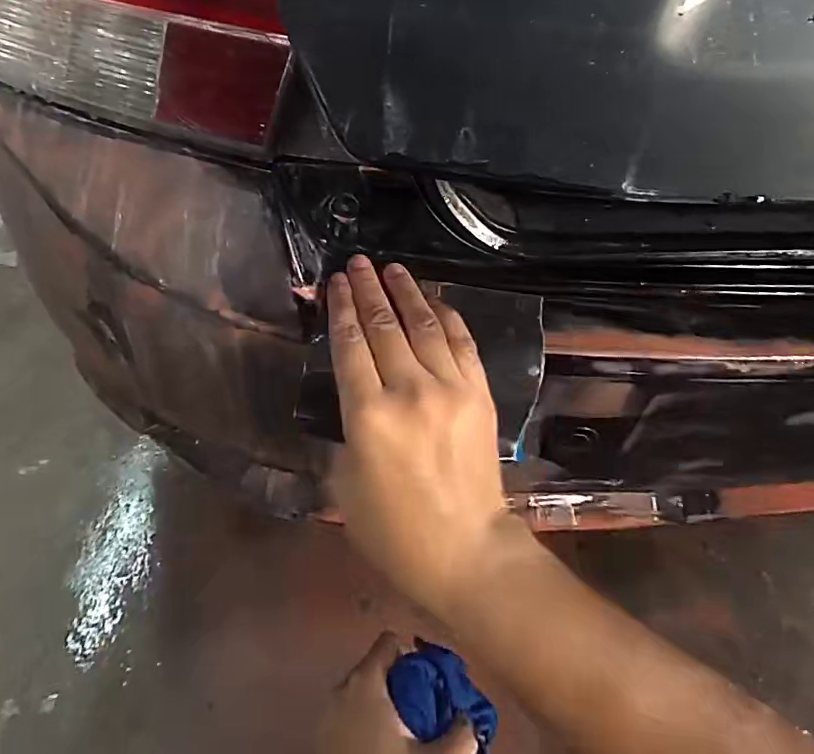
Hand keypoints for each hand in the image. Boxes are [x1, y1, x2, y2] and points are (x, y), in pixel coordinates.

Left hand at [318, 632, 477, 753]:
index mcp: (365, 680)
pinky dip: (366, 723)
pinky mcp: (321, 738)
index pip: (390, 641)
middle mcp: (341, 687)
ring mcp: (326, 714)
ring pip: (363, 693)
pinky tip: (382, 747)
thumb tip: (468, 720)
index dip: (413, 656)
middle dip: (402, 684)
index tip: (430, 680)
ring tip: (405, 734)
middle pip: (378, 668)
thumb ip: (459, 735)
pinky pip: (349, 715)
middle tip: (424, 711)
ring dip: (384, 706)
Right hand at [326, 257, 516, 615]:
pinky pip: (462, 342)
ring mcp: (450, 388)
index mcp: (367, 416)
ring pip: (424, 325)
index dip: (340, 308)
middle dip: (368, 290)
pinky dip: (448, 316)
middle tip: (358, 263)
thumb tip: (353, 398)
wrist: (467, 550)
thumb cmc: (395, 531)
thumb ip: (345, 433)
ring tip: (393, 269)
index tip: (335, 282)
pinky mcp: (479, 393)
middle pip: (384, 326)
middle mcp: (408, 391)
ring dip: (407, 292)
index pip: (350, 346)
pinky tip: (436, 300)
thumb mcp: (345, 488)